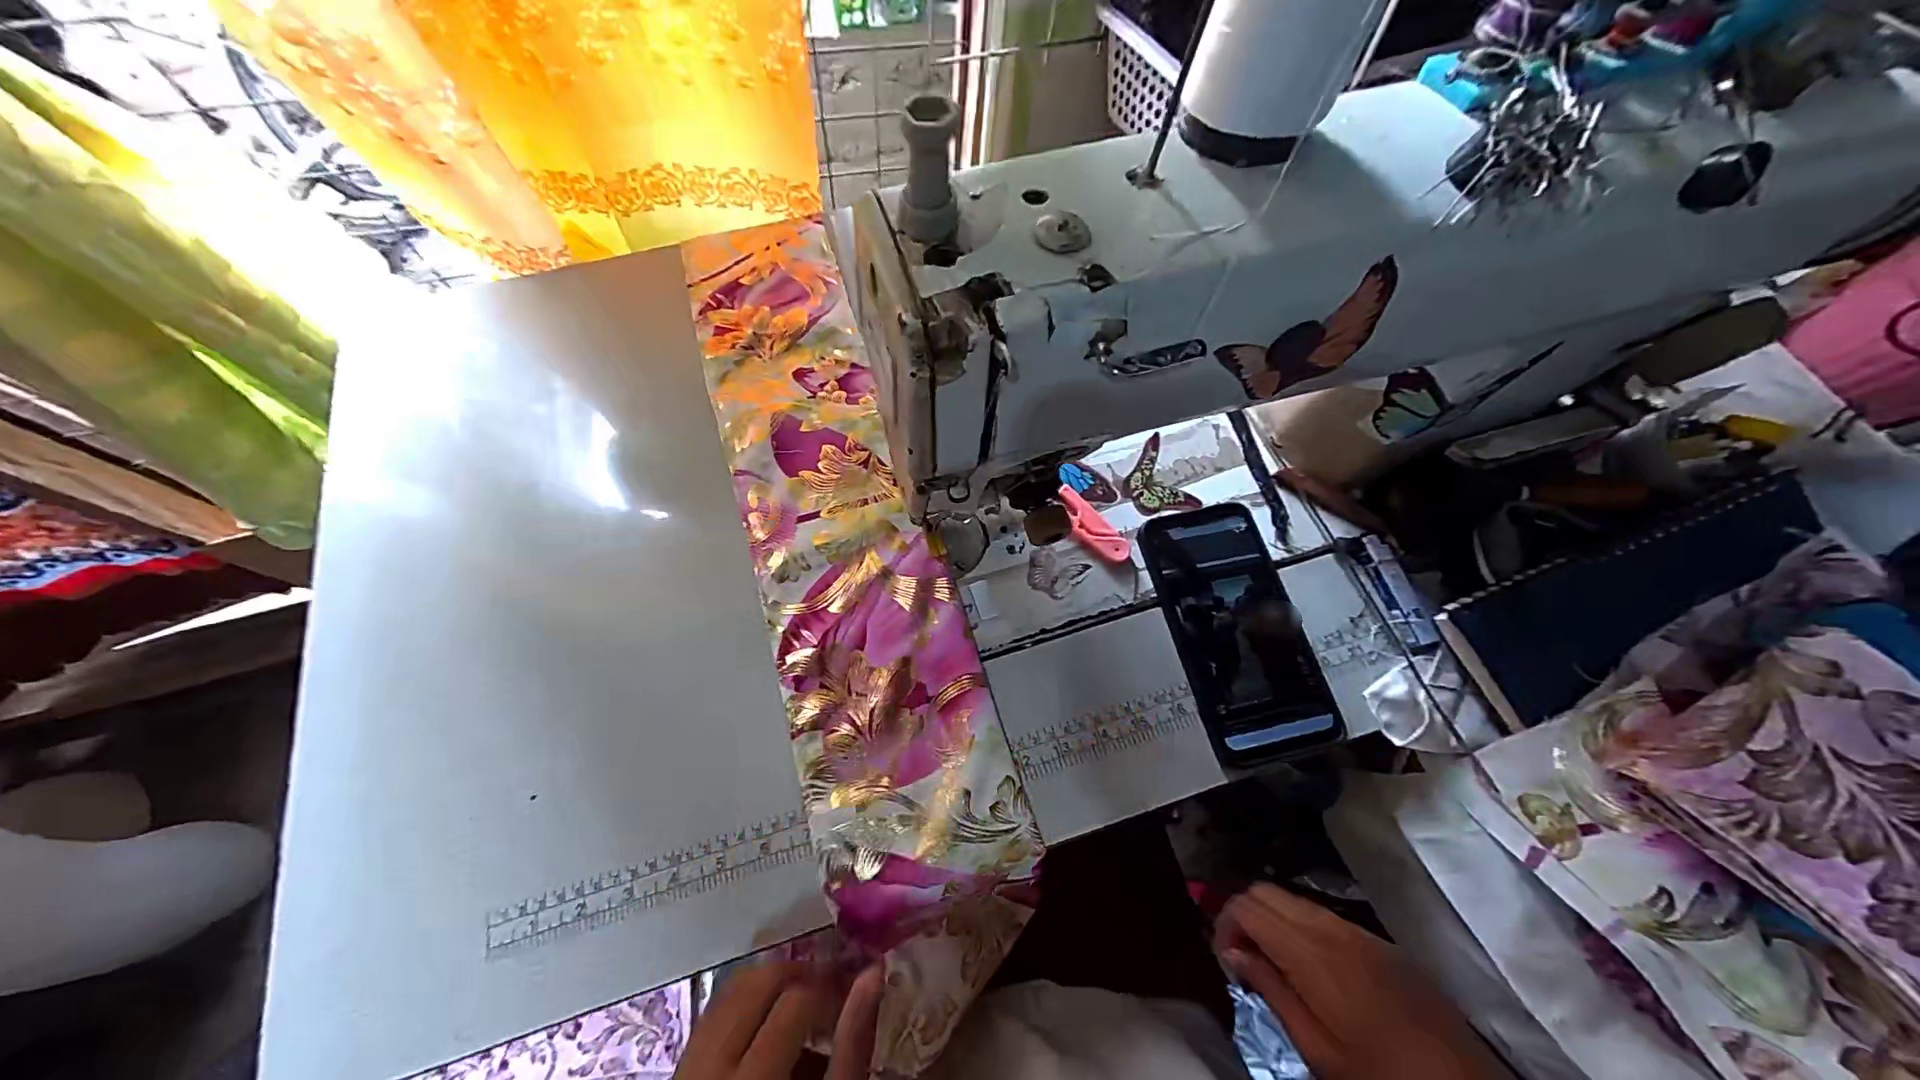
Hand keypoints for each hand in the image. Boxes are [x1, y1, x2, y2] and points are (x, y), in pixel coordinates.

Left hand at [675, 962, 883, 1079]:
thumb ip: (854, 1042)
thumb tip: (873, 974)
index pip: (797, 1000)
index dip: (832, 985)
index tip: (855, 991)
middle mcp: (710, 1069)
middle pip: (760, 982)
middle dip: (803, 975)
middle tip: (834, 991)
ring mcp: (687, 1070)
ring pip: (733, 989)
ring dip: (775, 984)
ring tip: (808, 1006)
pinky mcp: (680, 1072)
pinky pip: (715, 1014)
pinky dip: (748, 1006)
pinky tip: (775, 1026)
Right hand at [1215, 884, 1503, 1079]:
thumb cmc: (1382, 1075)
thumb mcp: (1318, 1049)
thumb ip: (1271, 992)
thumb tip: (1233, 954)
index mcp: (1312, 952)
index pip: (1246, 905)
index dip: (1224, 925)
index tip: (1226, 961)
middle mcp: (1332, 928)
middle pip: (1265, 890)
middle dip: (1242, 915)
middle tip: (1241, 959)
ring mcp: (1358, 931)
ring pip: (1293, 899)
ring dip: (1270, 919)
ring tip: (1271, 964)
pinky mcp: (1378, 942)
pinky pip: (1322, 915)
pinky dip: (1299, 926)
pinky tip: (1306, 966)